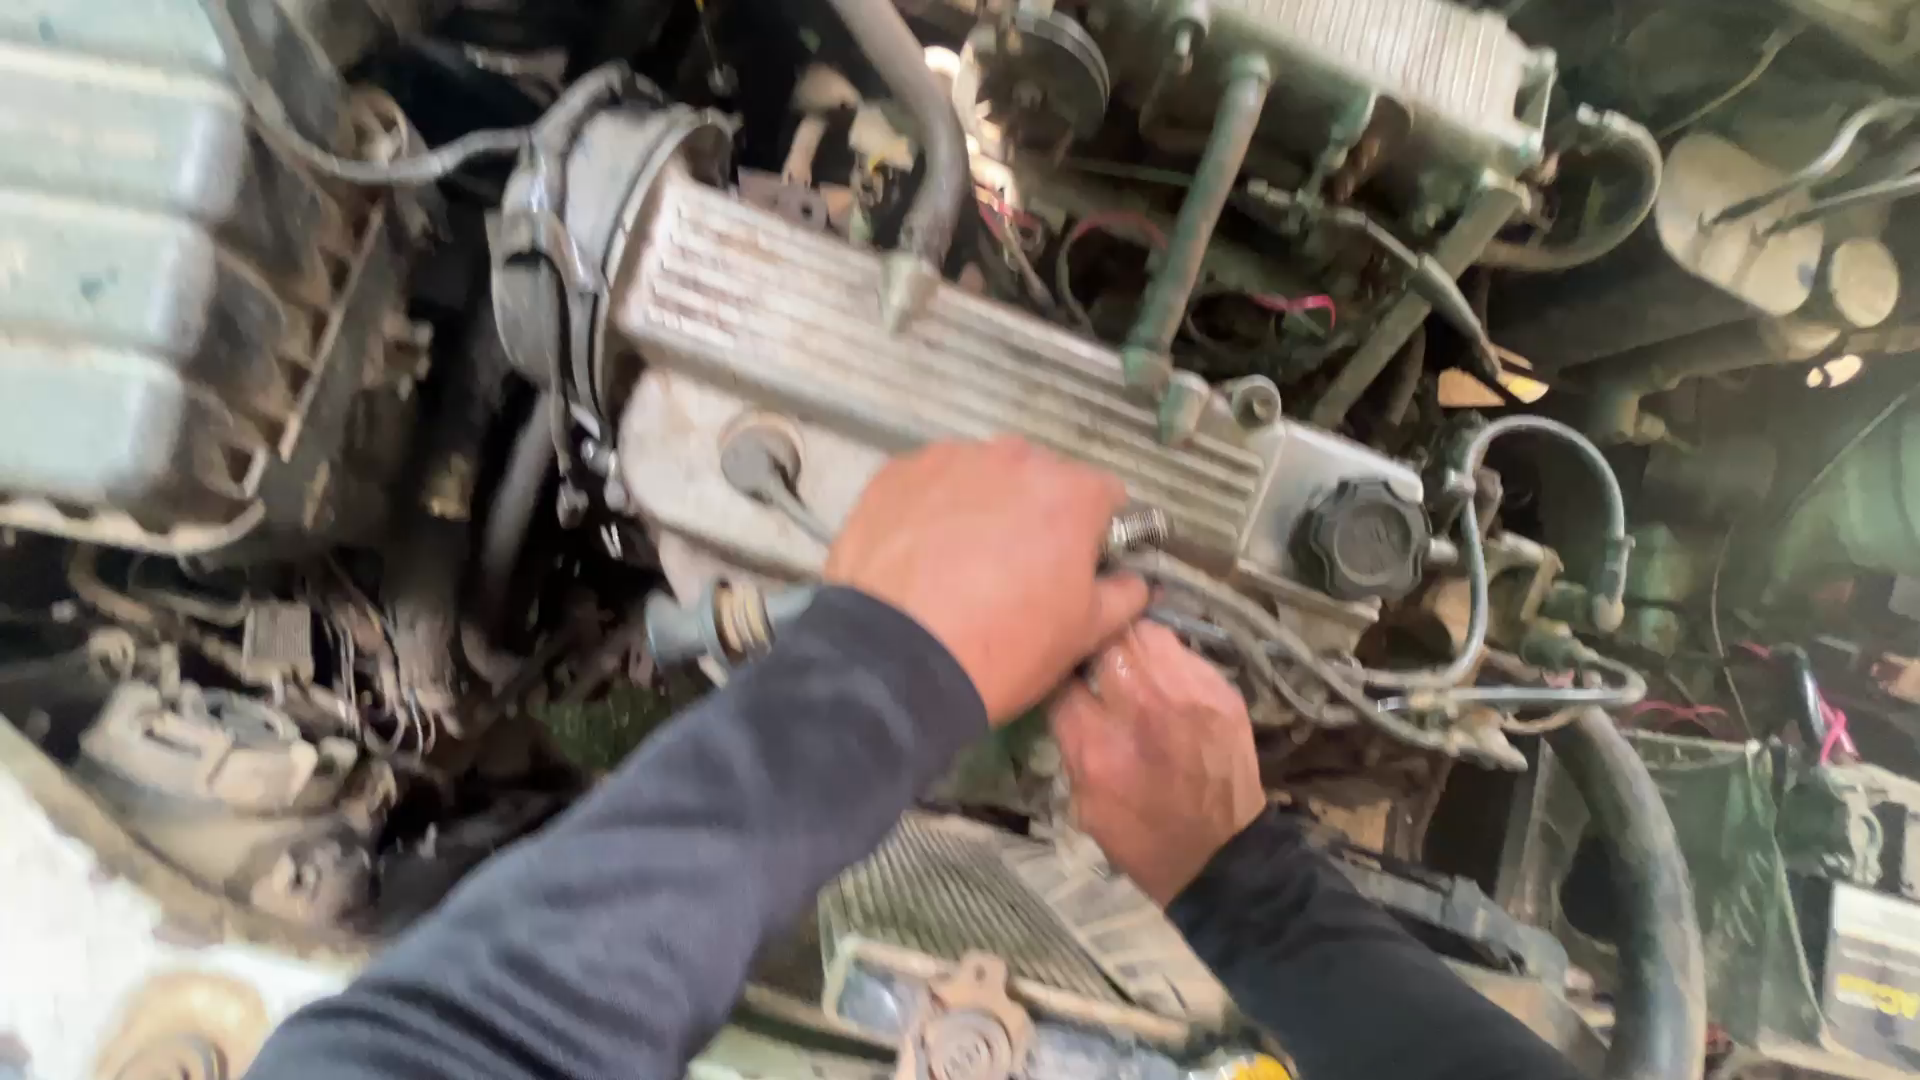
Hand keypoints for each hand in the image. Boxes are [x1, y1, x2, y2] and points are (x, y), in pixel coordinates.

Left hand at [826, 437, 1147, 723]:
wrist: (894, 660)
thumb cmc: (1003, 647)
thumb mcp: (1082, 635)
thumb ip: (1122, 596)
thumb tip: (1135, 581)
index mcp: (1070, 492)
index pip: (1105, 494)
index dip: (1096, 530)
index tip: (1078, 562)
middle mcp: (1013, 458)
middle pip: (1041, 478)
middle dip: (1037, 511)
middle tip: (1015, 566)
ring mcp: (949, 459)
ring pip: (983, 474)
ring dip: (984, 503)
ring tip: (959, 559)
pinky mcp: (895, 471)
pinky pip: (930, 482)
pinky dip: (932, 506)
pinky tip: (918, 550)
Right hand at [1050, 621, 1265, 904]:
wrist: (1221, 857)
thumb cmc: (1141, 836)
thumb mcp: (1082, 800)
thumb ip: (1069, 740)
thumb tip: (1063, 694)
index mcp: (1097, 744)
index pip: (1060, 676)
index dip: (1056, 669)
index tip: (1059, 673)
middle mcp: (1142, 709)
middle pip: (1104, 639)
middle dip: (1092, 643)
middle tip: (1092, 655)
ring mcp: (1188, 696)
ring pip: (1144, 631)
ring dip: (1127, 640)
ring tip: (1126, 656)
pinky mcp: (1222, 693)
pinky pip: (1182, 650)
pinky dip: (1165, 657)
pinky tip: (1163, 677)